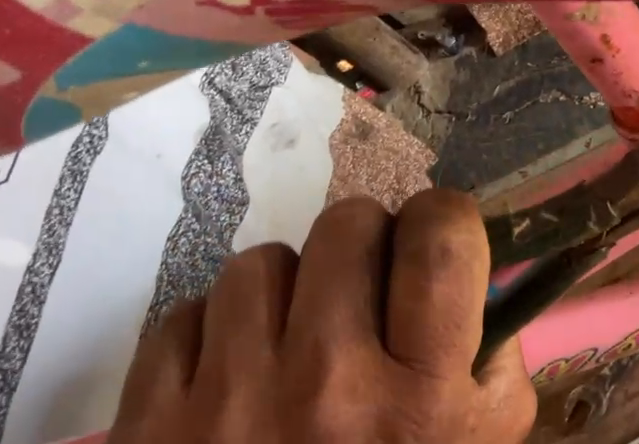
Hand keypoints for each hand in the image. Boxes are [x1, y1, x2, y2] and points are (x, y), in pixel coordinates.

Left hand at [113, 190, 535, 443]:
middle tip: (370, 282)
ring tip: (296, 331)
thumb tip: (472, 277)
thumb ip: (496, 348)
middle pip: (347, 226)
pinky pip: (180, 320)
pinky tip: (234, 374)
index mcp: (420, 390)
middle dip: (368, 240)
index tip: (438, 236)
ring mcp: (224, 407)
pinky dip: (213, 334)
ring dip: (288, 284)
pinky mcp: (142, 433)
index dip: (445, 216)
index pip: (439, 239)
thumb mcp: (489, 436)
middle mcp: (325, 385)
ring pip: (259, 263)